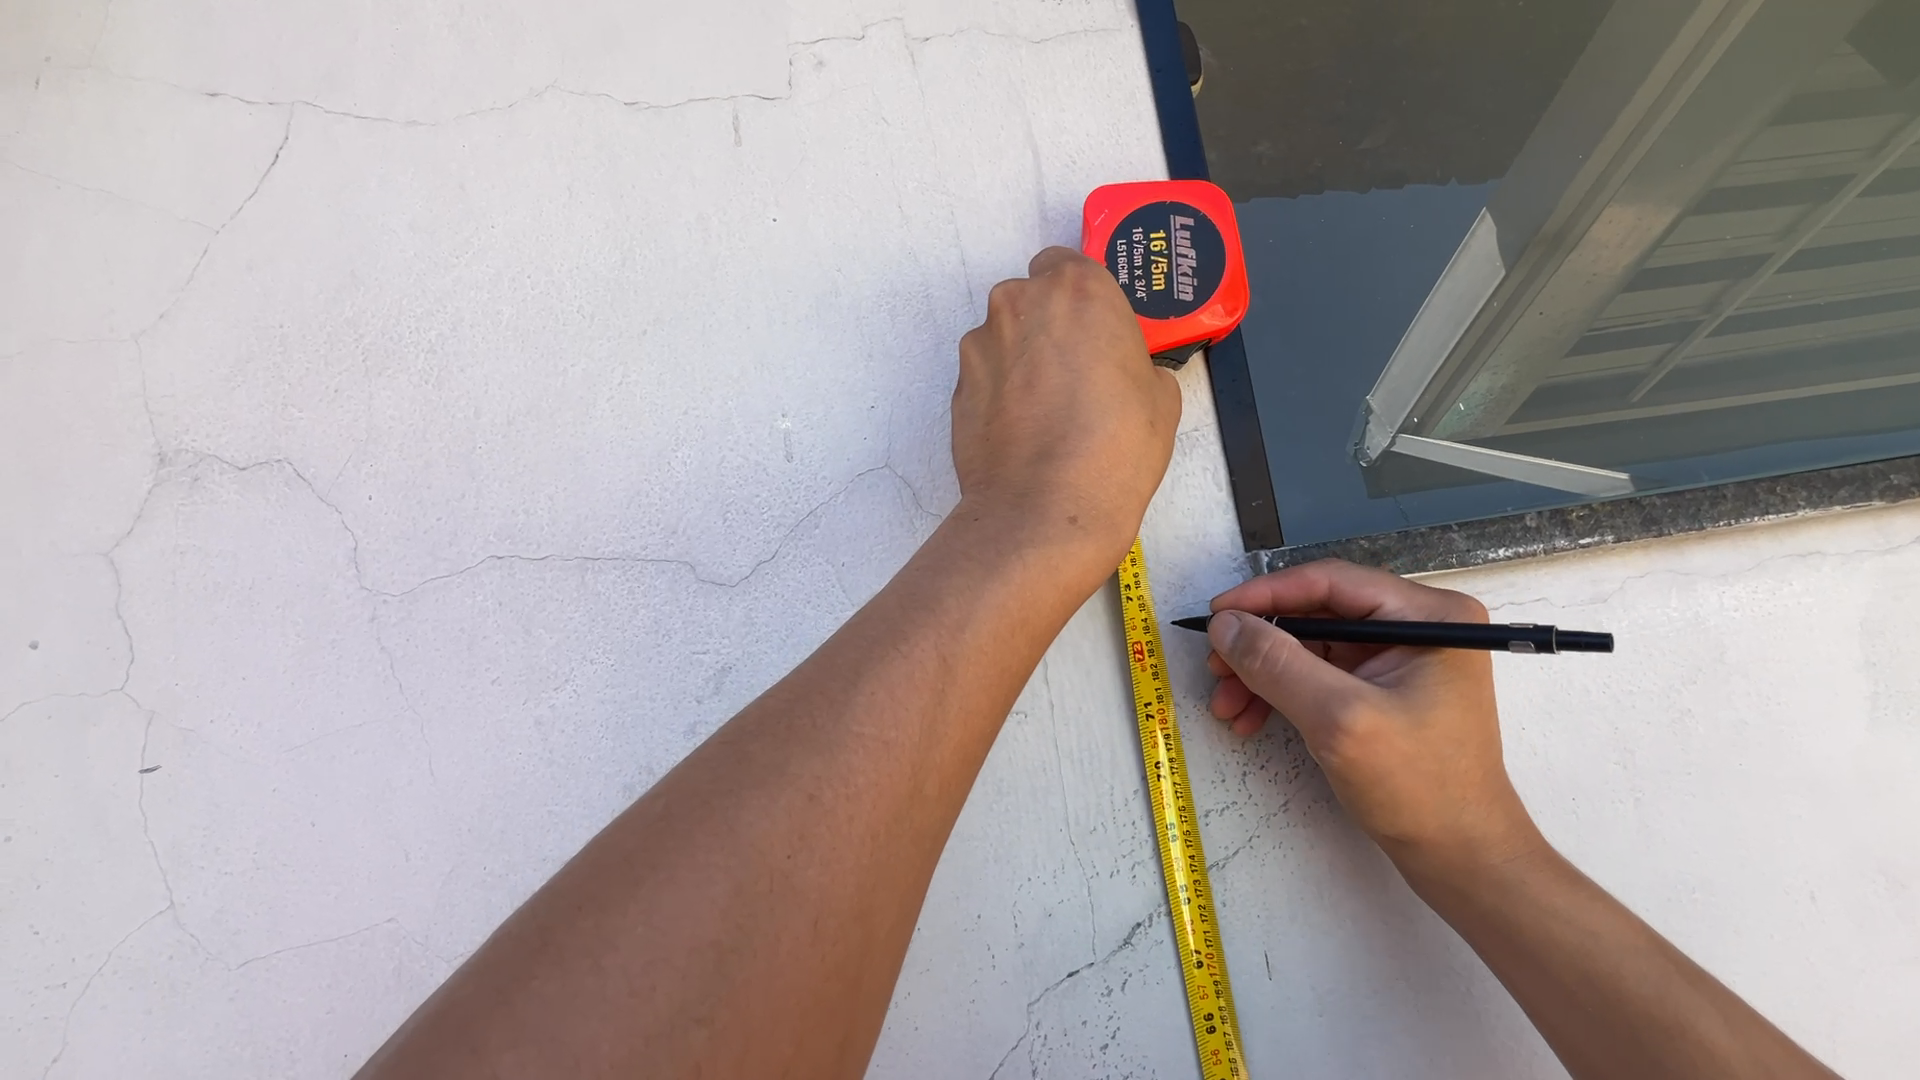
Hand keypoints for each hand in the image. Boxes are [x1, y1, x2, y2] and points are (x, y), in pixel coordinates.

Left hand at [950, 247, 1180, 581]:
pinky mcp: (957, 387)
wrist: (1045, 508)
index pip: (1068, 262)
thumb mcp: (1161, 395)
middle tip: (1078, 372)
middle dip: (1049, 325)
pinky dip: (1000, 393)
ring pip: (1004, 337)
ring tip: (1049, 411)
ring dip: (1021, 359)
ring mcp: (980, 346)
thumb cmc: (1112, 448)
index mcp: (1076, 288)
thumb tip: (1126, 372)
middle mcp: (1018, 304)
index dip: (1082, 297)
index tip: (1096, 327)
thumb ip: (1135, 360)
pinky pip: (985, 376)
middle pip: (1031, 298)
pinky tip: (1025, 431)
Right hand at [1203, 560, 1543, 875]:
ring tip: (1226, 705)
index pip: (1329, 582)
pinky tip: (1250, 717)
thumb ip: (1277, 663)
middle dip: (1259, 643)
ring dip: (1261, 673)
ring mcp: (1397, 658)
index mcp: (1428, 615)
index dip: (1265, 594)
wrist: (1462, 859)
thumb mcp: (1338, 718)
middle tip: (1215, 668)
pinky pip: (1315, 674)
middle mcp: (1415, 626)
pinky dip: (1279, 692)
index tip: (1215, 615)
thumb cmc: (1418, 787)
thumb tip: (1223, 624)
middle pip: (1314, 613)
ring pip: (1307, 645)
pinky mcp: (1380, 689)